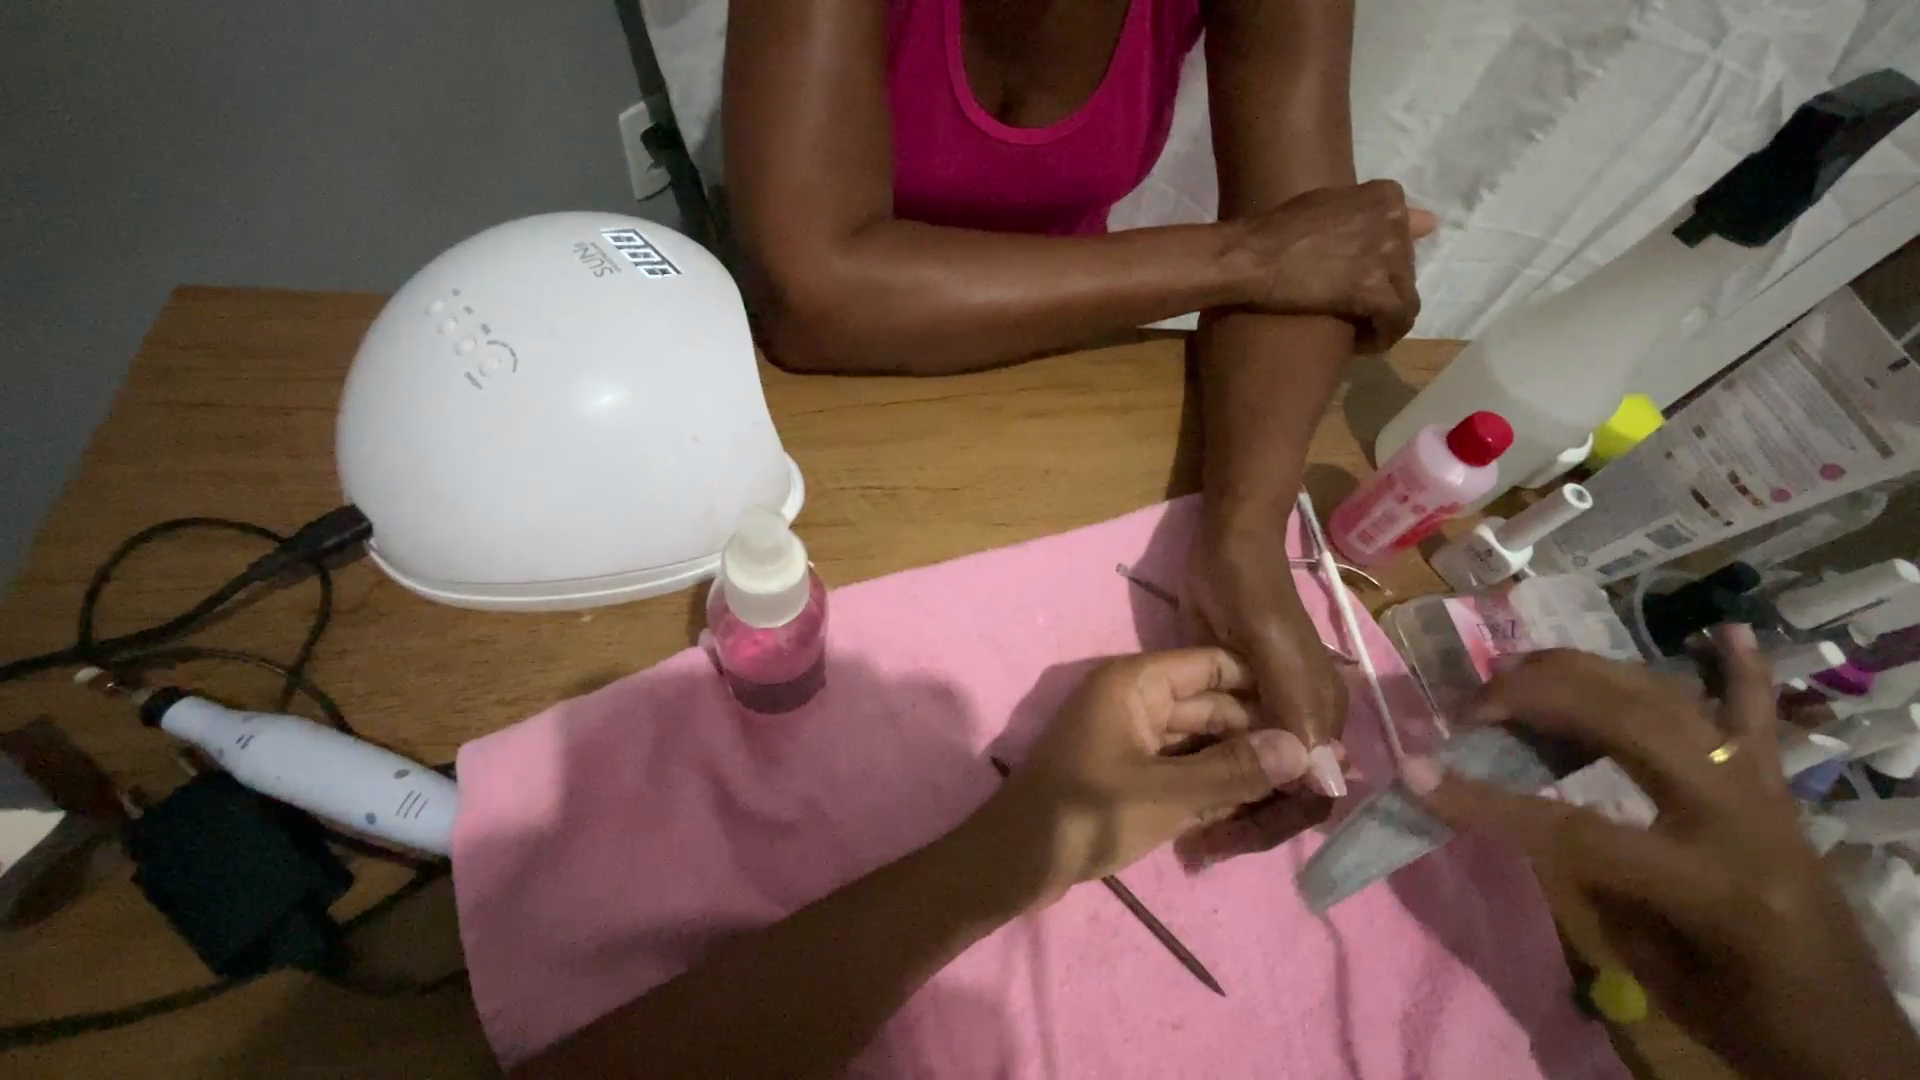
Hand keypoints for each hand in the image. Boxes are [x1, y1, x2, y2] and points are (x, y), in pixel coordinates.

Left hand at [974, 649, 1314, 903]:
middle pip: (1212, 708)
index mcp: (1136, 682)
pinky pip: (1183, 767)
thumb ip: (1235, 769)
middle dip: (1259, 738)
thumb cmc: (1084, 814)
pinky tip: (1253, 811)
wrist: (1014, 861)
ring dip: (1239, 767)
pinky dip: (1212, 786)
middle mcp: (1137, 699)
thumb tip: (1302, 750)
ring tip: (1296, 796)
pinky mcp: (1130, 771)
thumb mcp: (1166, 793)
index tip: (1313, 719)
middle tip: (1316, 773)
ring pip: (1201, 742)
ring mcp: (1132, 736)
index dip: (1264, 689)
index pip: (1214, 666)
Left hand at [1175, 529, 1349, 867]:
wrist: (1223, 545)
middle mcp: (1290, 711)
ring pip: (1240, 765)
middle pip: (1270, 778)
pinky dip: (1203, 768)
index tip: (1235, 838)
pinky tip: (1178, 789)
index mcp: (1311, 711)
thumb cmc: (1246, 596)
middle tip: (1204, 845)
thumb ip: (1278, 722)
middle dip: (1243, 812)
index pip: (1308, 778)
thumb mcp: (1265, 654)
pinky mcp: (1226, 695)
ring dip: (1220, 794)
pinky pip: (1217, 744)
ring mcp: (1257, 702)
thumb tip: (1321, 790)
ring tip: (1188, 829)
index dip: (1276, 811)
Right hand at [1231, 179, 1437, 352]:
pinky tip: (1360, 344)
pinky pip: (1396, 319)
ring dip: (1381, 318)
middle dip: (1380, 293)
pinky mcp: (1371, 290)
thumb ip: (1372, 215)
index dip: (1379, 267)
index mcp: (1386, 197)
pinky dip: (1382, 336)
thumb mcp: (1329, 207)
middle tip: (1349, 311)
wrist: (1249, 257)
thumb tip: (1431, 222)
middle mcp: (1394, 221)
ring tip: (1353, 331)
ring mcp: (1385, 255)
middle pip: (1403, 268)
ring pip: (1404, 296)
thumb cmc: (1274, 231)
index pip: (1403, 239)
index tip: (1355, 283)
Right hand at [1398, 627, 1919, 1079]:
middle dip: (1534, 700)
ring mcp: (1764, 792)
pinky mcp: (1777, 789)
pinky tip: (1724, 631)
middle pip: (1626, 725)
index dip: (1483, 801)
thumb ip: (1579, 870)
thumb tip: (1503, 804)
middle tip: (1470, 704)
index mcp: (1710, 882)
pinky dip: (1739, 672)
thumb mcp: (1641, 958)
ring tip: (1519, 666)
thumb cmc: (1729, 1007)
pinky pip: (1756, 719)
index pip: (1572, 826)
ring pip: (1668, 701)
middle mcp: (1743, 818)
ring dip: (1585, 673)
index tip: (1412, 773)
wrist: (1848, 1038)